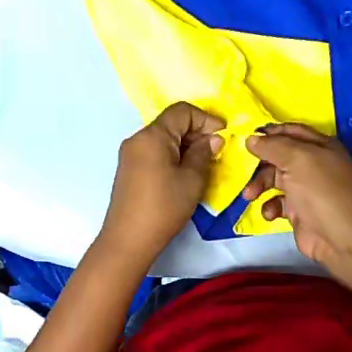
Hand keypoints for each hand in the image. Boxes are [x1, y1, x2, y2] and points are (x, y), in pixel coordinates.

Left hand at [99, 102, 223, 259]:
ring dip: (184, 146)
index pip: (182, 111)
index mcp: (152, 136)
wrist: (128, 239)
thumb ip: (203, 154)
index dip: (206, 119)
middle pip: (170, 124)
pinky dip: (171, 156)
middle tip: (215, 152)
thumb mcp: (192, 179)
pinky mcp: (128, 170)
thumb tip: (212, 139)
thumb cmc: (164, 208)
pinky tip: (183, 174)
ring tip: (202, 165)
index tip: (223, 136)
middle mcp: (137, 139)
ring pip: (162, 139)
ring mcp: (129, 155)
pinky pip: (153, 153)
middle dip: (195, 133)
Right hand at [242, 123, 351, 283]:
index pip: (291, 132)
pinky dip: (270, 207)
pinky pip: (277, 203)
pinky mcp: (299, 210)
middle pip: (279, 156)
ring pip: (274, 180)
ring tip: (250, 196)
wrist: (339, 237)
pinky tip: (270, 214)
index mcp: (320, 146)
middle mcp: (313, 165)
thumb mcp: (297, 160)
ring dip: (259, 186)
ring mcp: (306, 188)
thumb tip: (250, 138)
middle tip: (244, 171)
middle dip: (260, 163)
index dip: (269, 133)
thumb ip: (272, 146)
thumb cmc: (321, 191)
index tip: (246, 139)